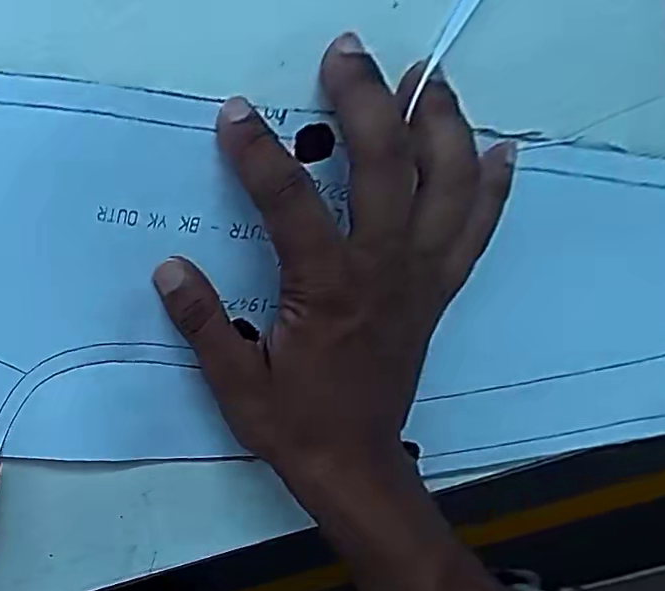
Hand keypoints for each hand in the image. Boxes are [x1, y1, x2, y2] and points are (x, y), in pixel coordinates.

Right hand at [153, 31, 514, 487]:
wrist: (350, 460)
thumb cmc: (286, 422)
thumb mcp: (230, 379)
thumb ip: (201, 321)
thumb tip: (170, 269)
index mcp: (325, 287)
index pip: (291, 202)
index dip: (259, 154)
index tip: (236, 114)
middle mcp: (383, 267)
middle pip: (385, 164)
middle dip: (364, 101)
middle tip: (344, 55)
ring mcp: (420, 276)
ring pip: (447, 179)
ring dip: (439, 120)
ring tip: (423, 78)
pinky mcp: (436, 293)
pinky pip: (476, 227)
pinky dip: (489, 183)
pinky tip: (495, 149)